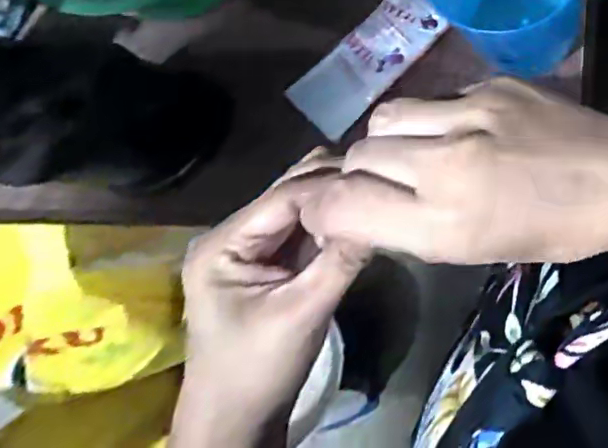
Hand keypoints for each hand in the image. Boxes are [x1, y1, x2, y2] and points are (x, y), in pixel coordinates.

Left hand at [173, 156, 368, 447]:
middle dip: (337, 184)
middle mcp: (235, 231)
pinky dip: (336, 215)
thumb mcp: (304, 313)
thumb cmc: (259, 372)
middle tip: (383, 183)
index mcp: (224, 243)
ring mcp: (254, 241)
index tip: (376, 183)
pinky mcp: (273, 254)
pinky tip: (362, 213)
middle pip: (294, 187)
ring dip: (339, 197)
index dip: (332, 186)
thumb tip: (383, 209)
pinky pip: (309, 220)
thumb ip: (341, 258)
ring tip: (377, 195)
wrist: (238, 425)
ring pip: (304, 198)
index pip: (287, 194)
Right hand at [304, 78, 607, 263]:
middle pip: (360, 152)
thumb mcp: (479, 251)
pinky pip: (438, 97)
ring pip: (389, 112)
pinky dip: (436, 115)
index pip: (345, 205)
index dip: (326, 207)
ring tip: (416, 145)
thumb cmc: (556, 230)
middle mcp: (448, 164)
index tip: (334, 207)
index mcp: (446, 225)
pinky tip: (464, 127)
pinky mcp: (492, 83)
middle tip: (383, 177)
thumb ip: (416, 225)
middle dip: (359, 169)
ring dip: (390, 134)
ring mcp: (471, 114)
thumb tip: (367, 203)